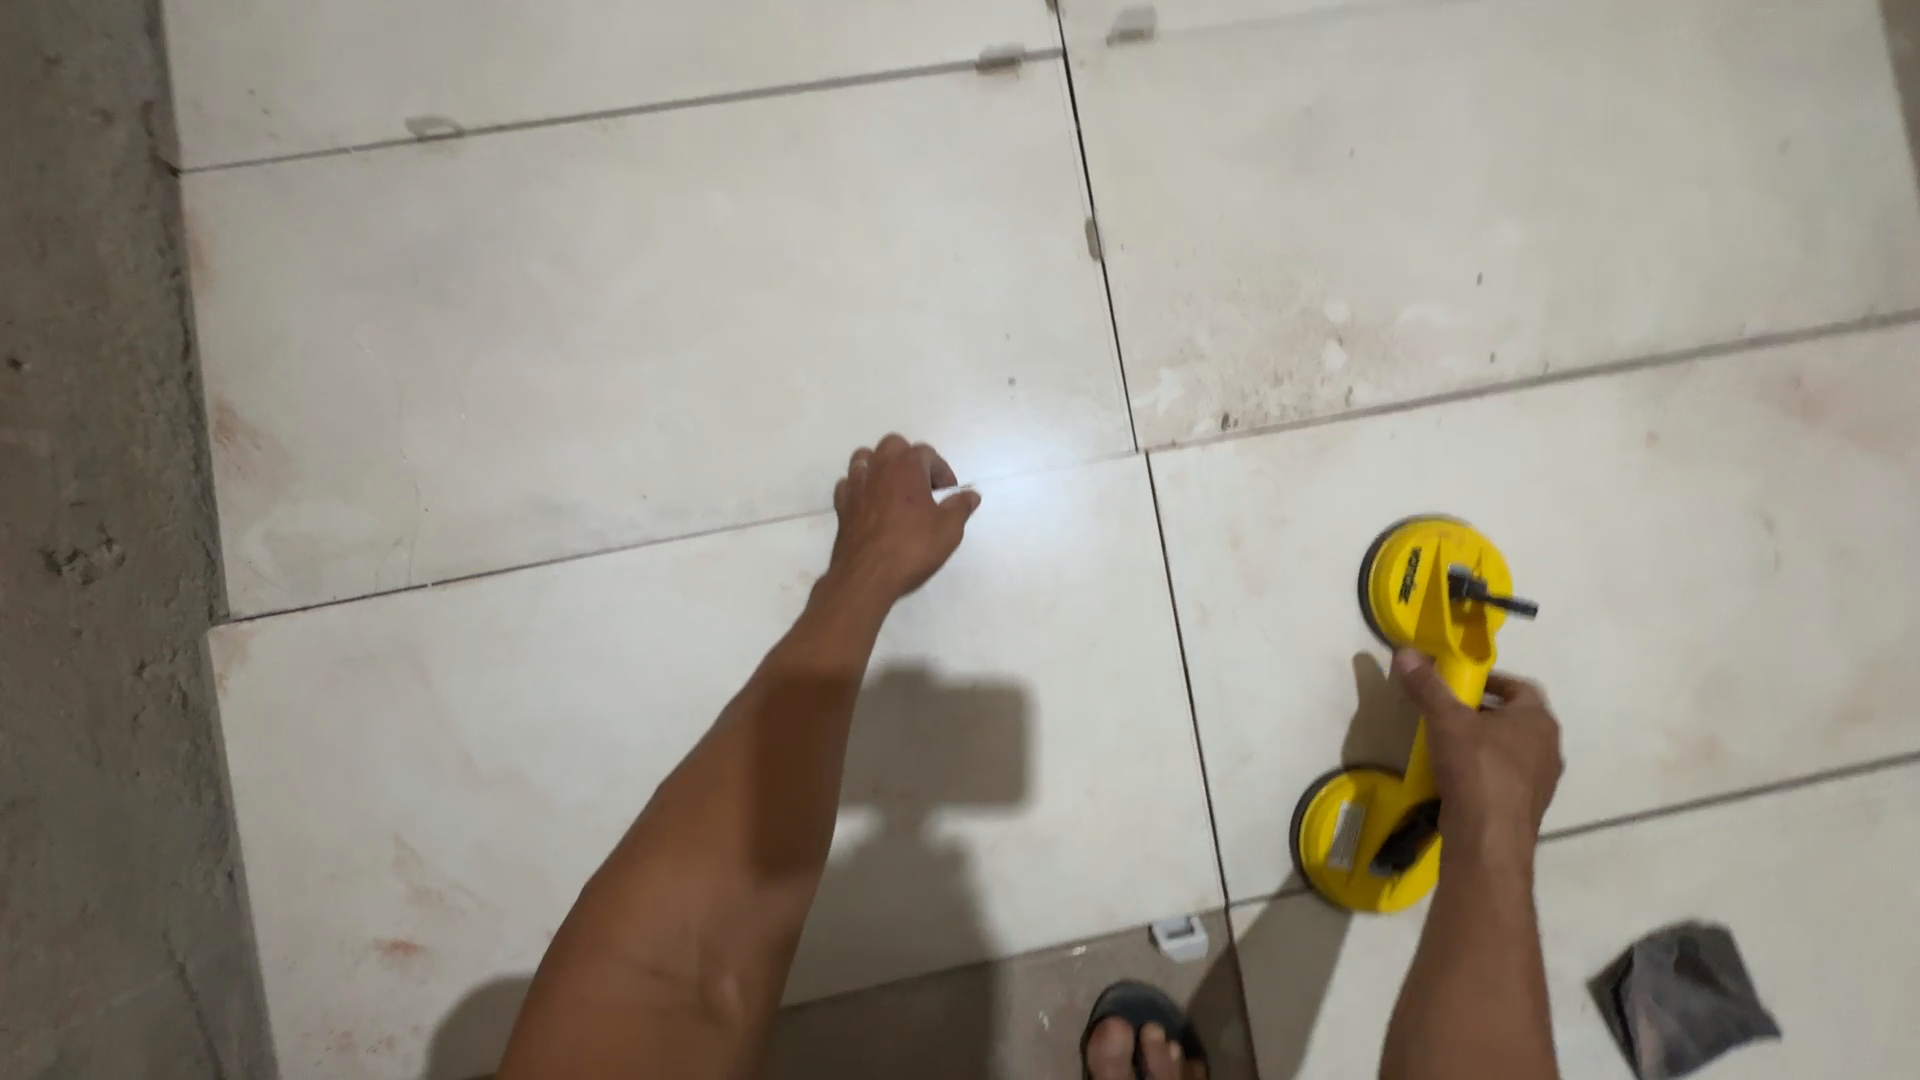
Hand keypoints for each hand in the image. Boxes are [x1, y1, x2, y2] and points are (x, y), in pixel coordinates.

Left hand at [825, 434, 980, 603]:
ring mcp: (856, 484)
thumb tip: (971, 494)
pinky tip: (871, 505)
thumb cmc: (912, 548)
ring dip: (881, 467)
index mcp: (907, 466)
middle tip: (922, 487)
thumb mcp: (948, 530)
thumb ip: (960, 507)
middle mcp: (879, 467)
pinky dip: (861, 487)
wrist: (867, 576)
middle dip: (909, 460)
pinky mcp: (841, 504)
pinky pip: (849, 483)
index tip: (948, 495)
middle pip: (894, 446)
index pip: (927, 453)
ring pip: (866, 458)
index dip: (942, 472)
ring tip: (894, 490)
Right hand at [1394, 649, 1563, 869]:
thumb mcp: (1445, 720)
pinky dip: (1486, 768)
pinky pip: (1508, 775)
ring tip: (1449, 743)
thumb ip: (1427, 686)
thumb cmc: (1475, 767)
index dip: (1493, 681)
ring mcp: (1543, 779)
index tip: (1462, 684)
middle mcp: (1550, 747)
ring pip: (1513, 748)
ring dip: (1485, 740)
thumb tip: (1406, 651)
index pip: (1522, 688)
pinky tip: (1458, 775)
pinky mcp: (1528, 804)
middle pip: (1517, 718)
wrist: (1489, 835)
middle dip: (1483, 711)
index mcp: (1538, 720)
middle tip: (1449, 710)